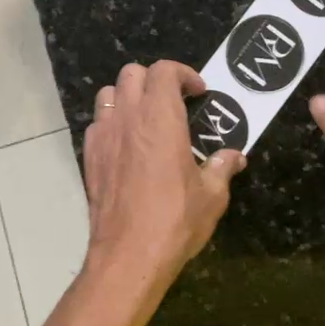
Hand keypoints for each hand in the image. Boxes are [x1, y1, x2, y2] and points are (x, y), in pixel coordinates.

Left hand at [81, 61, 245, 295]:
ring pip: (108, 93)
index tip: (198, 93)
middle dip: (154, 79)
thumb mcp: (211, 195)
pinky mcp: (89, 156)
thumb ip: (222, 167)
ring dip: (127, 96)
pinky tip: (126, 145)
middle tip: (173, 101)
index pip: (164, 70)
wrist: (128, 254)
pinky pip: (97, 123)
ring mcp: (104, 134)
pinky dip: (111, 123)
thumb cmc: (175, 220)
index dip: (183, 74)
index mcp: (161, 116)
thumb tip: (235, 156)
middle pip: (133, 73)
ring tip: (146, 117)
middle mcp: (128, 116)